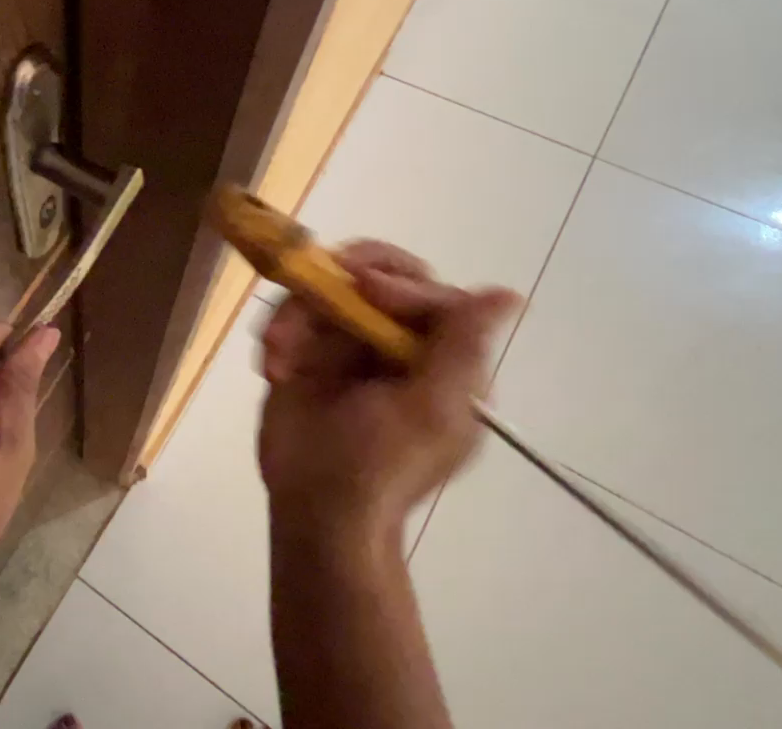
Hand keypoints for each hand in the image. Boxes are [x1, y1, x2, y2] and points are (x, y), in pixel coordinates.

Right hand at [257, 241, 519, 541]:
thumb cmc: (380, 464)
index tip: (360, 286)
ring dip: (295, 318)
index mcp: (438, 357)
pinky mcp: (302, 354)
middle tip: (310, 287)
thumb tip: (506, 295)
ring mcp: (345, 346)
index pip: (425, 291)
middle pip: (374, 274)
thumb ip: (462, 349)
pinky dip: (276, 335)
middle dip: (339, 278)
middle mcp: (393, 343)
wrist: (315, 506)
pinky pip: (288, 317)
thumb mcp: (433, 410)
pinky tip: (274, 370)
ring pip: (321, 292)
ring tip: (280, 359)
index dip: (395, 281)